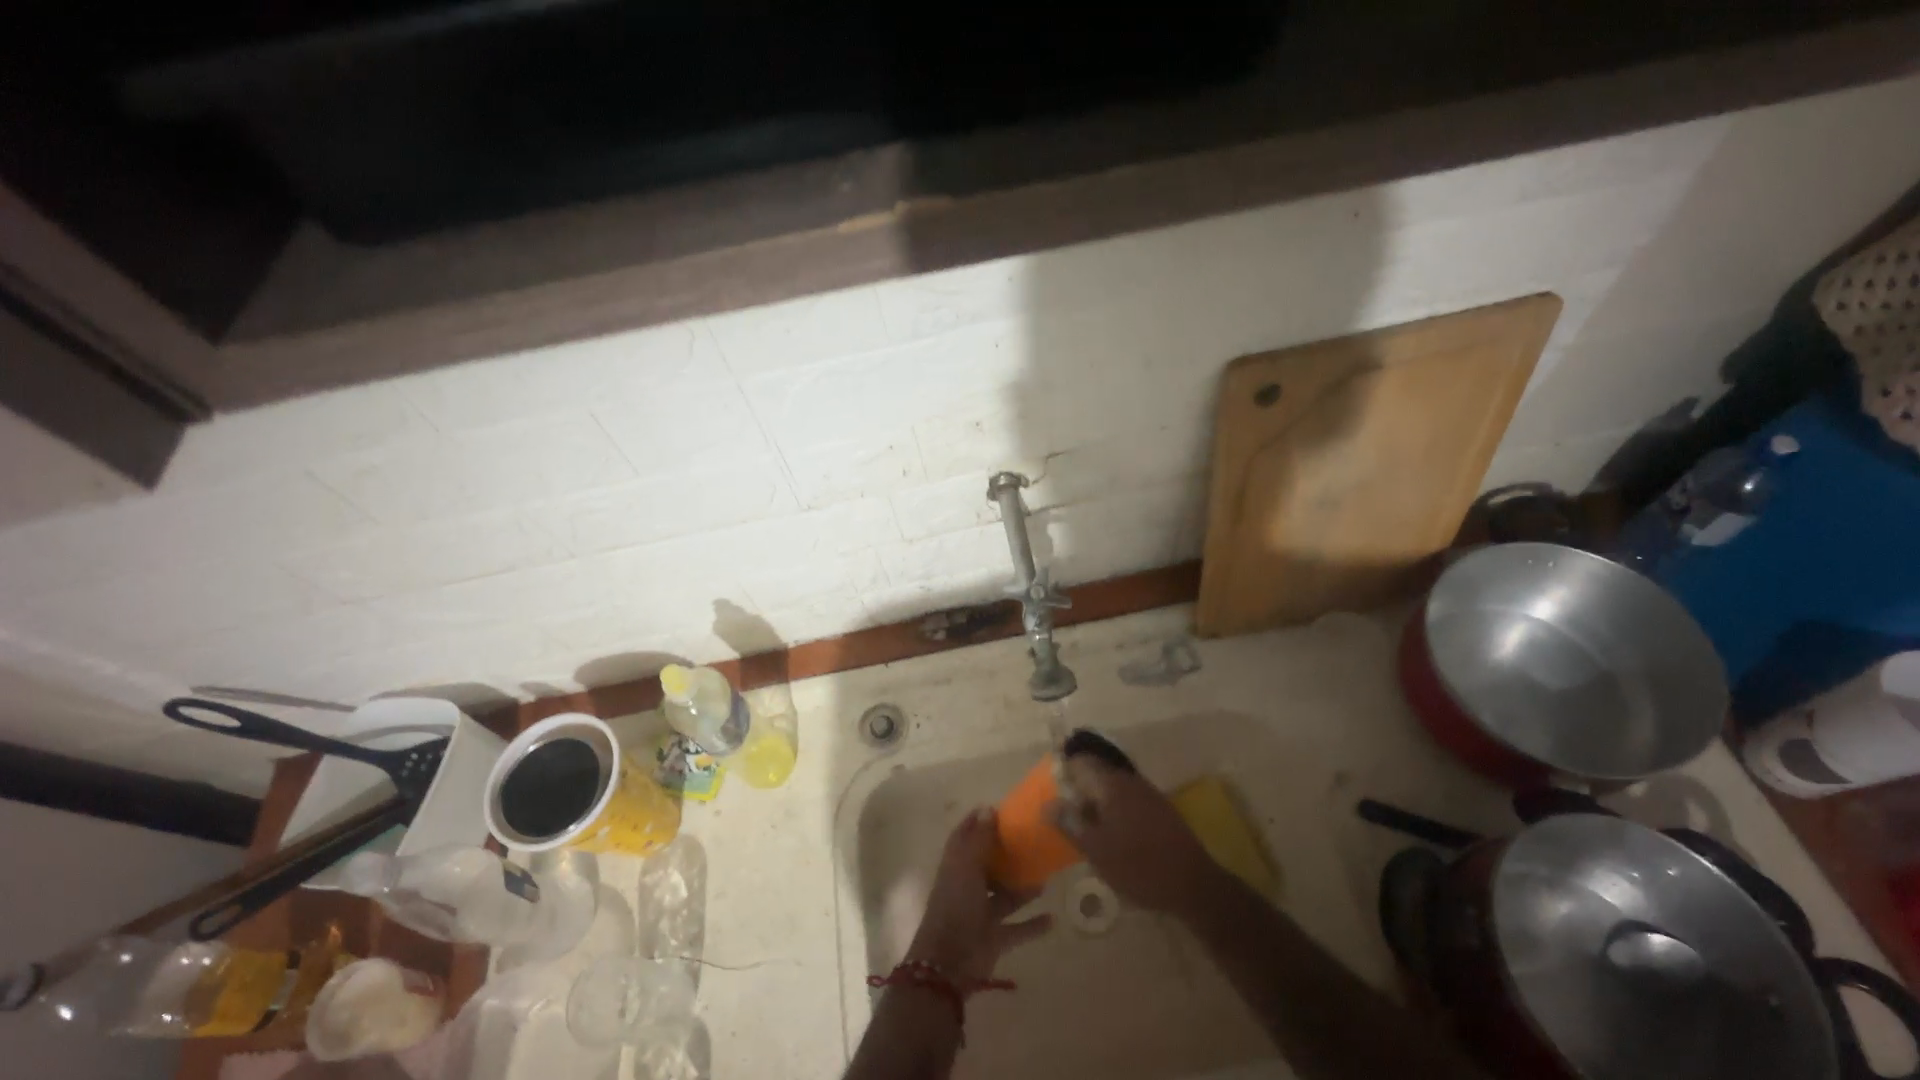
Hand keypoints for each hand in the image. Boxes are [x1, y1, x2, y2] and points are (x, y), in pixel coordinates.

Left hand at [905, 808, 1053, 981]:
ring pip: (1005, 896)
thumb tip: (988, 808)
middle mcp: (968, 887)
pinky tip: (1053, 918)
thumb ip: (978, 839)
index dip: (977, 823)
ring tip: (1047, 876)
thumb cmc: (956, 906)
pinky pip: (1018, 928)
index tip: (999, 809)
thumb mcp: (966, 867)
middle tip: (1032, 841)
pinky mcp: (994, 938)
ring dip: (1024, 888)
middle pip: (988, 866)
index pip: (964, 838)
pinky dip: (1033, 925)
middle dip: (1006, 855)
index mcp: (956, 867)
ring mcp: (981, 914)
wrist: (949, 962)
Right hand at [1049, 755, 1223, 917]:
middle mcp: (1130, 781)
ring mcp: (1149, 794)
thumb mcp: (1096, 849)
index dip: (1063, 773)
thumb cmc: (1138, 866)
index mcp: (1112, 785)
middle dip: (1079, 791)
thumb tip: (1048, 802)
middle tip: (1066, 818)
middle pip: (1097, 773)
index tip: (1052, 794)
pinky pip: (1128, 801)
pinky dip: (1115, 812)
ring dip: (1097, 804)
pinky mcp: (1160, 810)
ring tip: (1087, 831)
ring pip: (1113, 789)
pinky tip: (1112, 836)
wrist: (1193, 884)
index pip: (1080, 762)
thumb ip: (1070, 823)